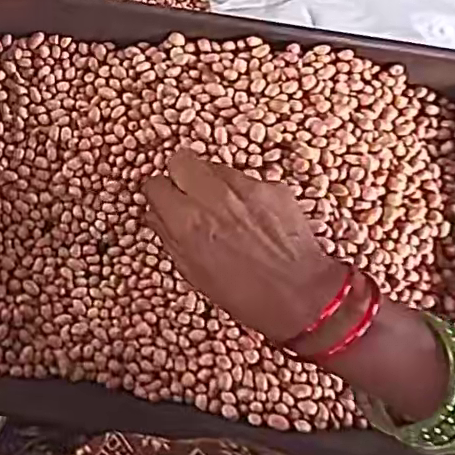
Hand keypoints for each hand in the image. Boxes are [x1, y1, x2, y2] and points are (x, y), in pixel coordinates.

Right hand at [142, 150, 346, 341]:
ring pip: (213, 166)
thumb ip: (169, 237)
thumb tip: (155, 215)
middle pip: (180, 160)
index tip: (164, 200)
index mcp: (188, 223)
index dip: (159, 194)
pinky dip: (242, 192)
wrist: (299, 295)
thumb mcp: (194, 272)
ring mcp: (245, 188)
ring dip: (212, 182)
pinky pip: (245, 178)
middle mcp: (213, 199)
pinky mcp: (271, 186)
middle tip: (188, 193)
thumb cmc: (245, 294)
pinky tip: (251, 215)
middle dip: (180, 174)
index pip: (155, 184)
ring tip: (224, 209)